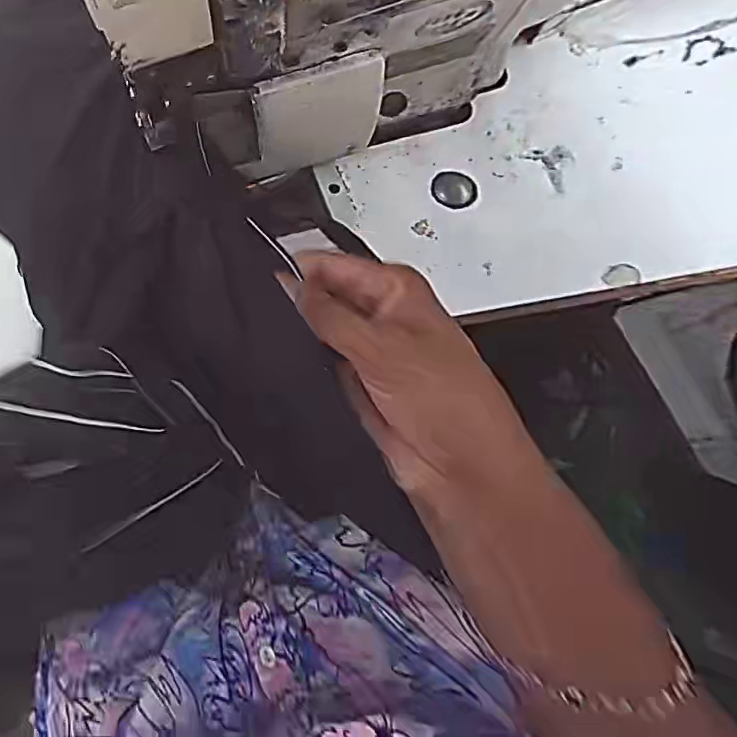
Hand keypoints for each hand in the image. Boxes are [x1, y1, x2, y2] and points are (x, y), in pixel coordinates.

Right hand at [282, 251, 543, 497]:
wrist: (464, 471)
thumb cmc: (454, 404)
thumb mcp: (380, 347)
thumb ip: (329, 314)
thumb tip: (292, 286)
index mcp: (397, 289)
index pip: (334, 265)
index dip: (302, 270)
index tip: (272, 280)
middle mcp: (385, 317)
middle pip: (325, 298)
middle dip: (304, 309)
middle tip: (286, 320)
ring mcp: (372, 352)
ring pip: (321, 337)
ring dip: (311, 345)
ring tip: (310, 355)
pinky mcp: (362, 385)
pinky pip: (324, 370)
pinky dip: (316, 373)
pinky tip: (316, 378)